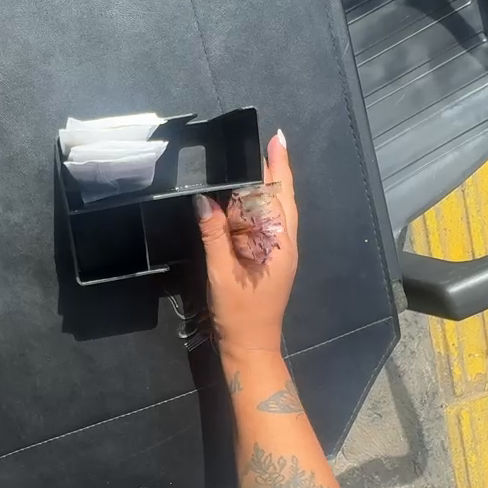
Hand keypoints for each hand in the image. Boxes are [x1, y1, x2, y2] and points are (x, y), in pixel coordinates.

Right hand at [197, 130, 298, 360]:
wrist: (250, 349)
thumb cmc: (240, 315)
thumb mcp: (222, 275)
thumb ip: (213, 236)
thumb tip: (203, 201)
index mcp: (280, 245)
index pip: (280, 196)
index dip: (278, 167)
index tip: (276, 138)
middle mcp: (284, 245)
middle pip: (280, 200)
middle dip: (271, 172)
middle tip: (260, 143)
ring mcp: (277, 254)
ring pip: (271, 214)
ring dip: (260, 191)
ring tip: (248, 165)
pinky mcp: (267, 262)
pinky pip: (261, 229)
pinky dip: (251, 212)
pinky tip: (238, 203)